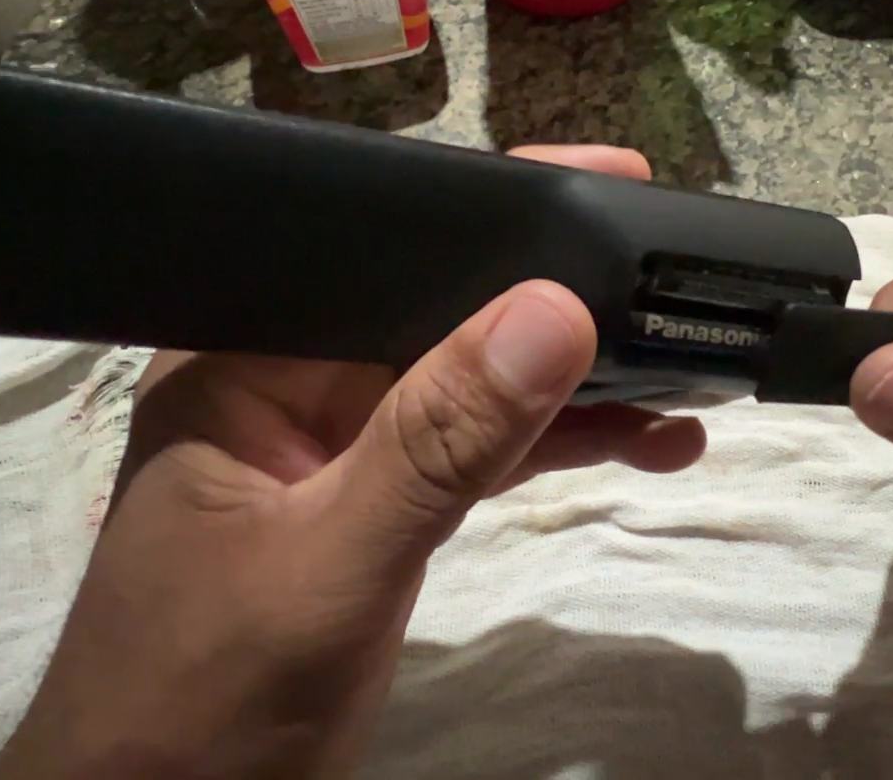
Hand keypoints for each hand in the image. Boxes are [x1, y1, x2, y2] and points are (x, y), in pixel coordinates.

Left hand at [0, 146, 704, 779]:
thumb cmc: (206, 707)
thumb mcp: (333, 565)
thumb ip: (439, 441)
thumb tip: (553, 314)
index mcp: (255, 352)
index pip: (388, 250)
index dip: (502, 212)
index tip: (611, 186)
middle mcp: (305, 374)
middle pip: (451, 306)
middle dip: (561, 294)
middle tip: (665, 271)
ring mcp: (354, 435)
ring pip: (481, 379)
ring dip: (581, 382)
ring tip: (686, 373)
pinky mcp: (393, 492)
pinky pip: (487, 445)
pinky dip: (561, 442)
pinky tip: (643, 439)